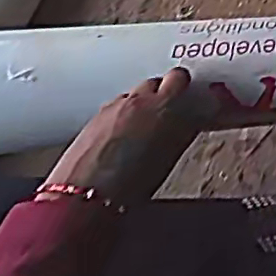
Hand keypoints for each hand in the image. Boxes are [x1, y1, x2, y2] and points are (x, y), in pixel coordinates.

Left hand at [45, 68, 206, 203]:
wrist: (85, 198)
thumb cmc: (129, 185)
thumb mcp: (170, 157)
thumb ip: (183, 130)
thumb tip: (189, 123)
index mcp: (164, 104)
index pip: (179, 77)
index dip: (182, 84)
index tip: (185, 93)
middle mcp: (138, 100)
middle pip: (155, 82)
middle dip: (161, 92)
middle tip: (165, 112)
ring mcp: (115, 106)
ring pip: (134, 94)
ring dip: (140, 104)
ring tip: (141, 129)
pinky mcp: (95, 116)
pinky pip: (115, 107)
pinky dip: (121, 116)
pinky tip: (120, 138)